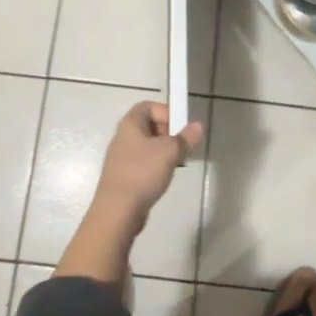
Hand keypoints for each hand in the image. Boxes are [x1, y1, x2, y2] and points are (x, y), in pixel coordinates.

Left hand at [94, 102, 202, 217]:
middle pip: (149, 125)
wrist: (118, 209)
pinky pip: (143, 162)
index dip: (166, 112)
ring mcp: (122, 157)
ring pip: (148, 146)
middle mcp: (123, 136)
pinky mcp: (124, 175)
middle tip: (181, 147)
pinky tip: (163, 178)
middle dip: (168, 133)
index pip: (148, 106)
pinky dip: (155, 166)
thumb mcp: (169, 152)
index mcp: (130, 124)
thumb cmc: (143, 172)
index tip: (180, 127)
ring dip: (164, 151)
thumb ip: (185, 137)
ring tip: (176, 164)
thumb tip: (197, 125)